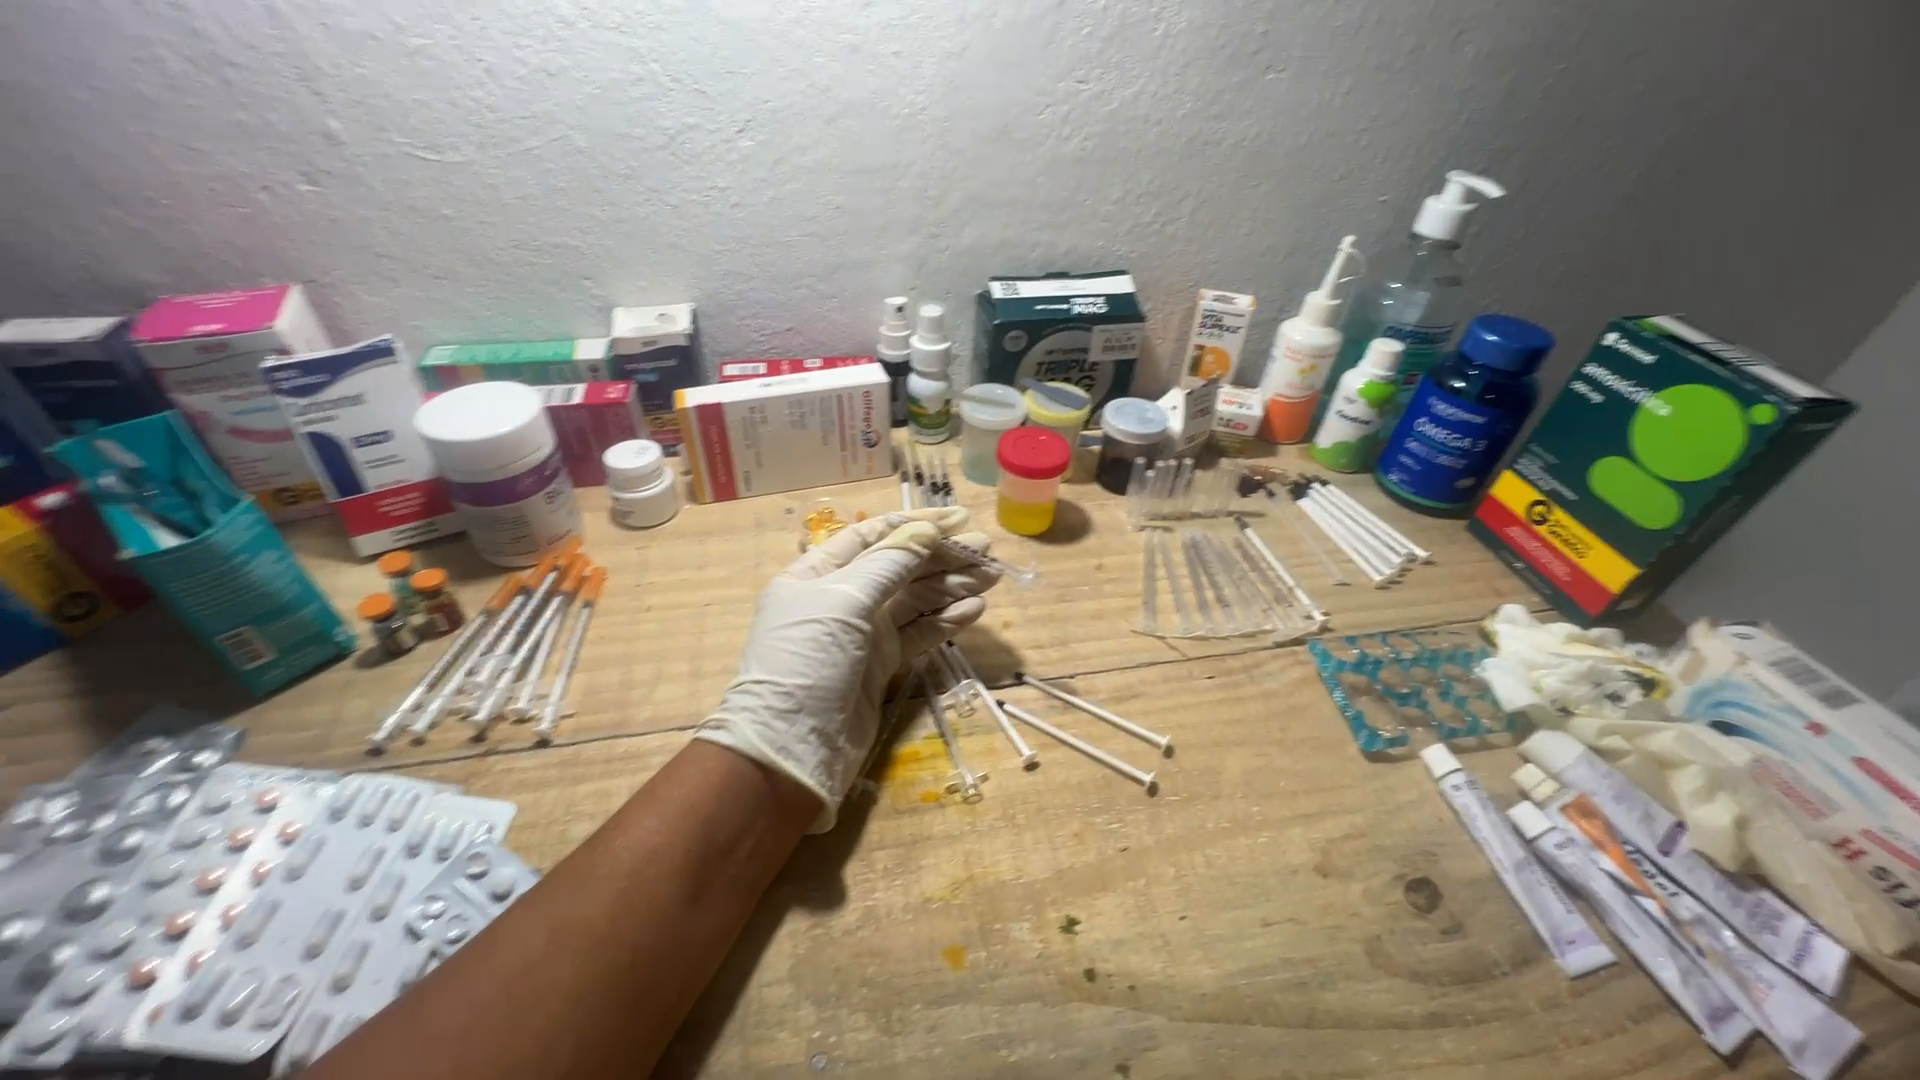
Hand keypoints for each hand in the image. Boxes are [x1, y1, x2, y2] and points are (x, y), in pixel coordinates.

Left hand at [694, 506, 998, 830]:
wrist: (793, 746)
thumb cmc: (809, 659)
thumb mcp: (846, 600)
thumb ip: (890, 563)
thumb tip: (927, 530)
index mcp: (817, 574)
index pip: (872, 536)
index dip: (915, 523)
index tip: (958, 518)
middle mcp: (840, 598)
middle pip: (899, 567)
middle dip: (941, 555)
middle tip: (987, 548)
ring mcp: (862, 634)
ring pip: (914, 600)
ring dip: (951, 585)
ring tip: (992, 575)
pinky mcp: (881, 665)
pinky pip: (918, 633)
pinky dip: (945, 621)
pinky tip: (975, 609)